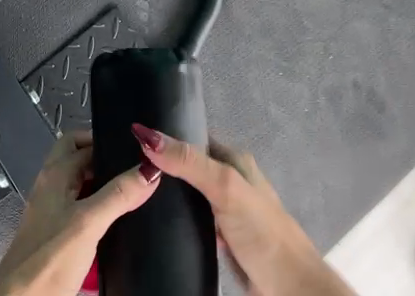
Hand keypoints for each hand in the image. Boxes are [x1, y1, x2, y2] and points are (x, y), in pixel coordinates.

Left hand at [0, 130, 161, 295]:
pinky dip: (96, 203)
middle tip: (135, 169)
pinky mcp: (55, 230)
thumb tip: (150, 168)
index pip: (85, 142)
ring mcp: (51, 207)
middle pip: (78, 156)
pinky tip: (116, 218)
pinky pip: (79, 204)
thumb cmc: (52, 256)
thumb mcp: (89, 222)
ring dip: (101, 181)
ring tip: (133, 189)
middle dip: (104, 158)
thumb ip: (118, 195)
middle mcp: (51, 183)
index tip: (140, 150)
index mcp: (56, 172)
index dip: (110, 142)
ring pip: (79, 181)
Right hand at [134, 127, 355, 295]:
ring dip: (165, 196)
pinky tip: (151, 223)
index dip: (165, 137)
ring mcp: (225, 213)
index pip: (192, 138)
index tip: (129, 139)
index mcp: (234, 161)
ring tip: (129, 192)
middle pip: (188, 168)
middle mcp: (229, 182)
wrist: (291, 289)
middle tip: (123, 169)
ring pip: (187, 197)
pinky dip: (174, 220)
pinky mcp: (221, 240)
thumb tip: (145, 133)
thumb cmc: (262, 231)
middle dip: (160, 168)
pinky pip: (191, 222)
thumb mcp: (225, 188)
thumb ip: (189, 162)